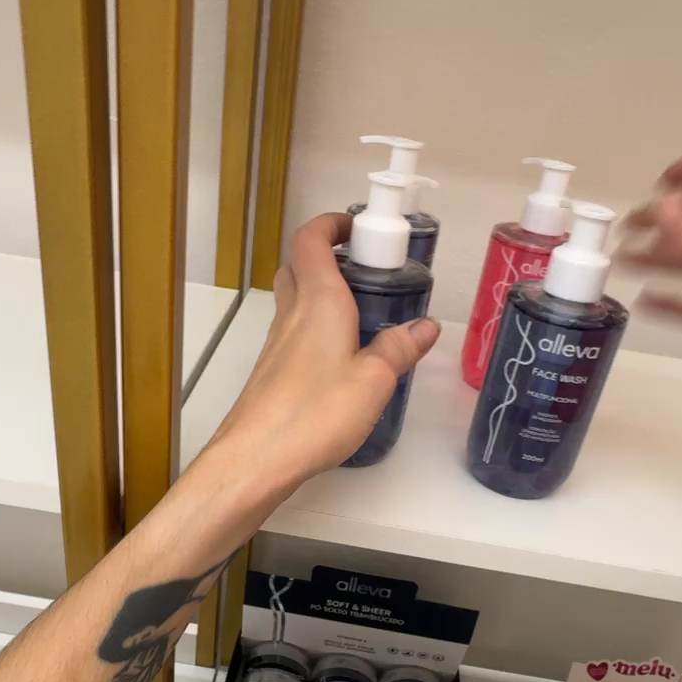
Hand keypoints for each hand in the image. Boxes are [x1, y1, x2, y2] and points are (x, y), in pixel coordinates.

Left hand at [198, 212, 439, 497]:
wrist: (256, 457)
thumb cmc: (315, 413)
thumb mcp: (374, 380)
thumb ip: (399, 349)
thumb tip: (425, 326)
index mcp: (318, 302)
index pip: (311, 240)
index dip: (330, 223)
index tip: (356, 226)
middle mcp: (291, 315)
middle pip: (298, 266)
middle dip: (326, 256)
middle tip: (361, 269)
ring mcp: (276, 345)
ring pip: (293, 301)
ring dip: (320, 293)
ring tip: (359, 312)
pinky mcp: (271, 373)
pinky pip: (293, 334)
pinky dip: (314, 329)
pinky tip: (338, 357)